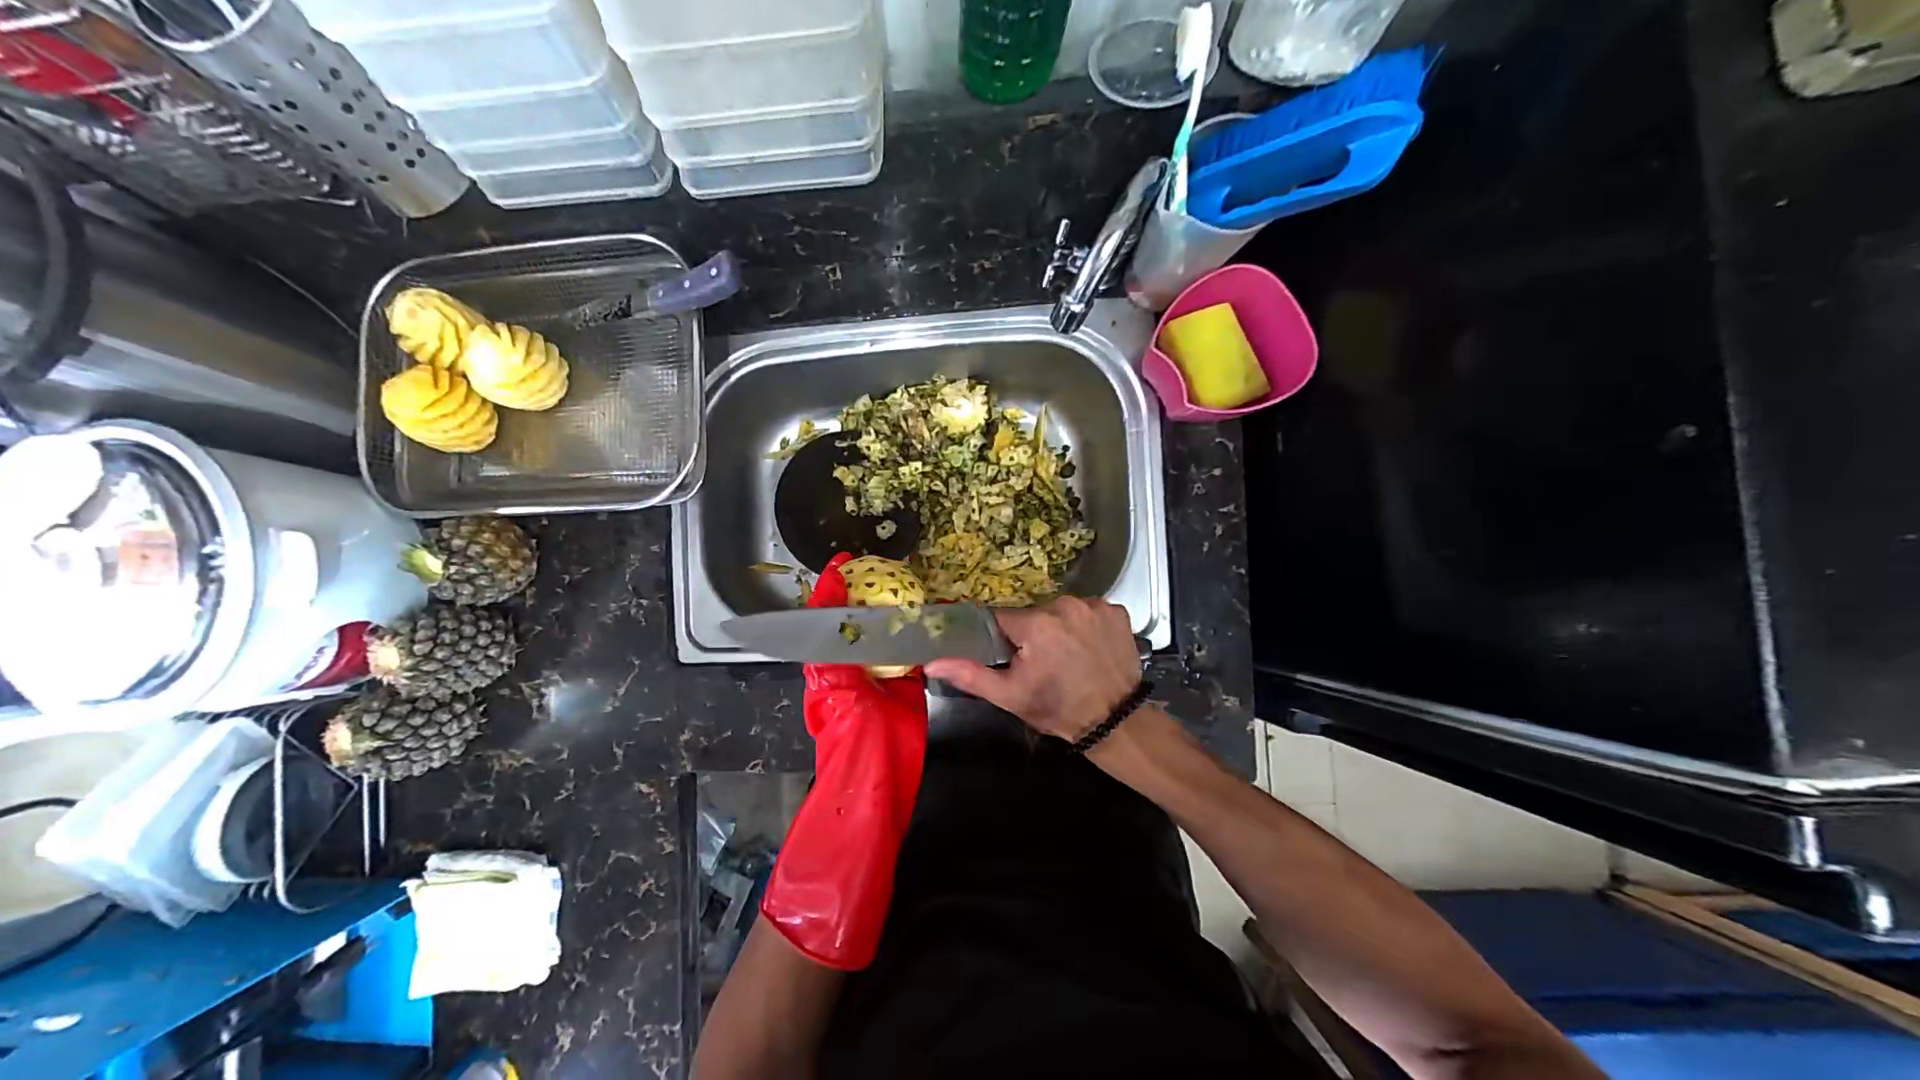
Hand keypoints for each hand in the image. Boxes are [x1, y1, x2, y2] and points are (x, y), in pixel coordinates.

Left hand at [760, 552, 926, 970]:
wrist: (880, 780)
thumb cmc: (851, 737)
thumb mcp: (837, 690)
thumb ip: (833, 650)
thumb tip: (826, 603)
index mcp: (828, 664)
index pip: (827, 617)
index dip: (833, 588)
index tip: (844, 561)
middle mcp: (853, 665)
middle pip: (857, 621)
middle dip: (866, 592)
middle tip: (884, 566)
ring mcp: (881, 675)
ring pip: (885, 634)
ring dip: (893, 610)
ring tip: (908, 583)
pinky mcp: (907, 685)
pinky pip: (911, 653)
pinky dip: (918, 633)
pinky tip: (929, 616)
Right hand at [924, 596, 1140, 740]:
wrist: (1115, 721)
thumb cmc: (1058, 709)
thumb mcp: (1010, 695)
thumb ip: (970, 674)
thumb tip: (931, 662)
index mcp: (1036, 623)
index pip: (1004, 618)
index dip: (1004, 637)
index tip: (1012, 655)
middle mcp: (1065, 605)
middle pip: (1034, 613)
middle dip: (1034, 634)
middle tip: (1043, 663)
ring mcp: (1095, 606)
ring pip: (1061, 610)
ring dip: (1060, 627)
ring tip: (1068, 657)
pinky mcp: (1117, 611)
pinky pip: (1089, 611)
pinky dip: (1087, 625)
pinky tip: (1089, 648)